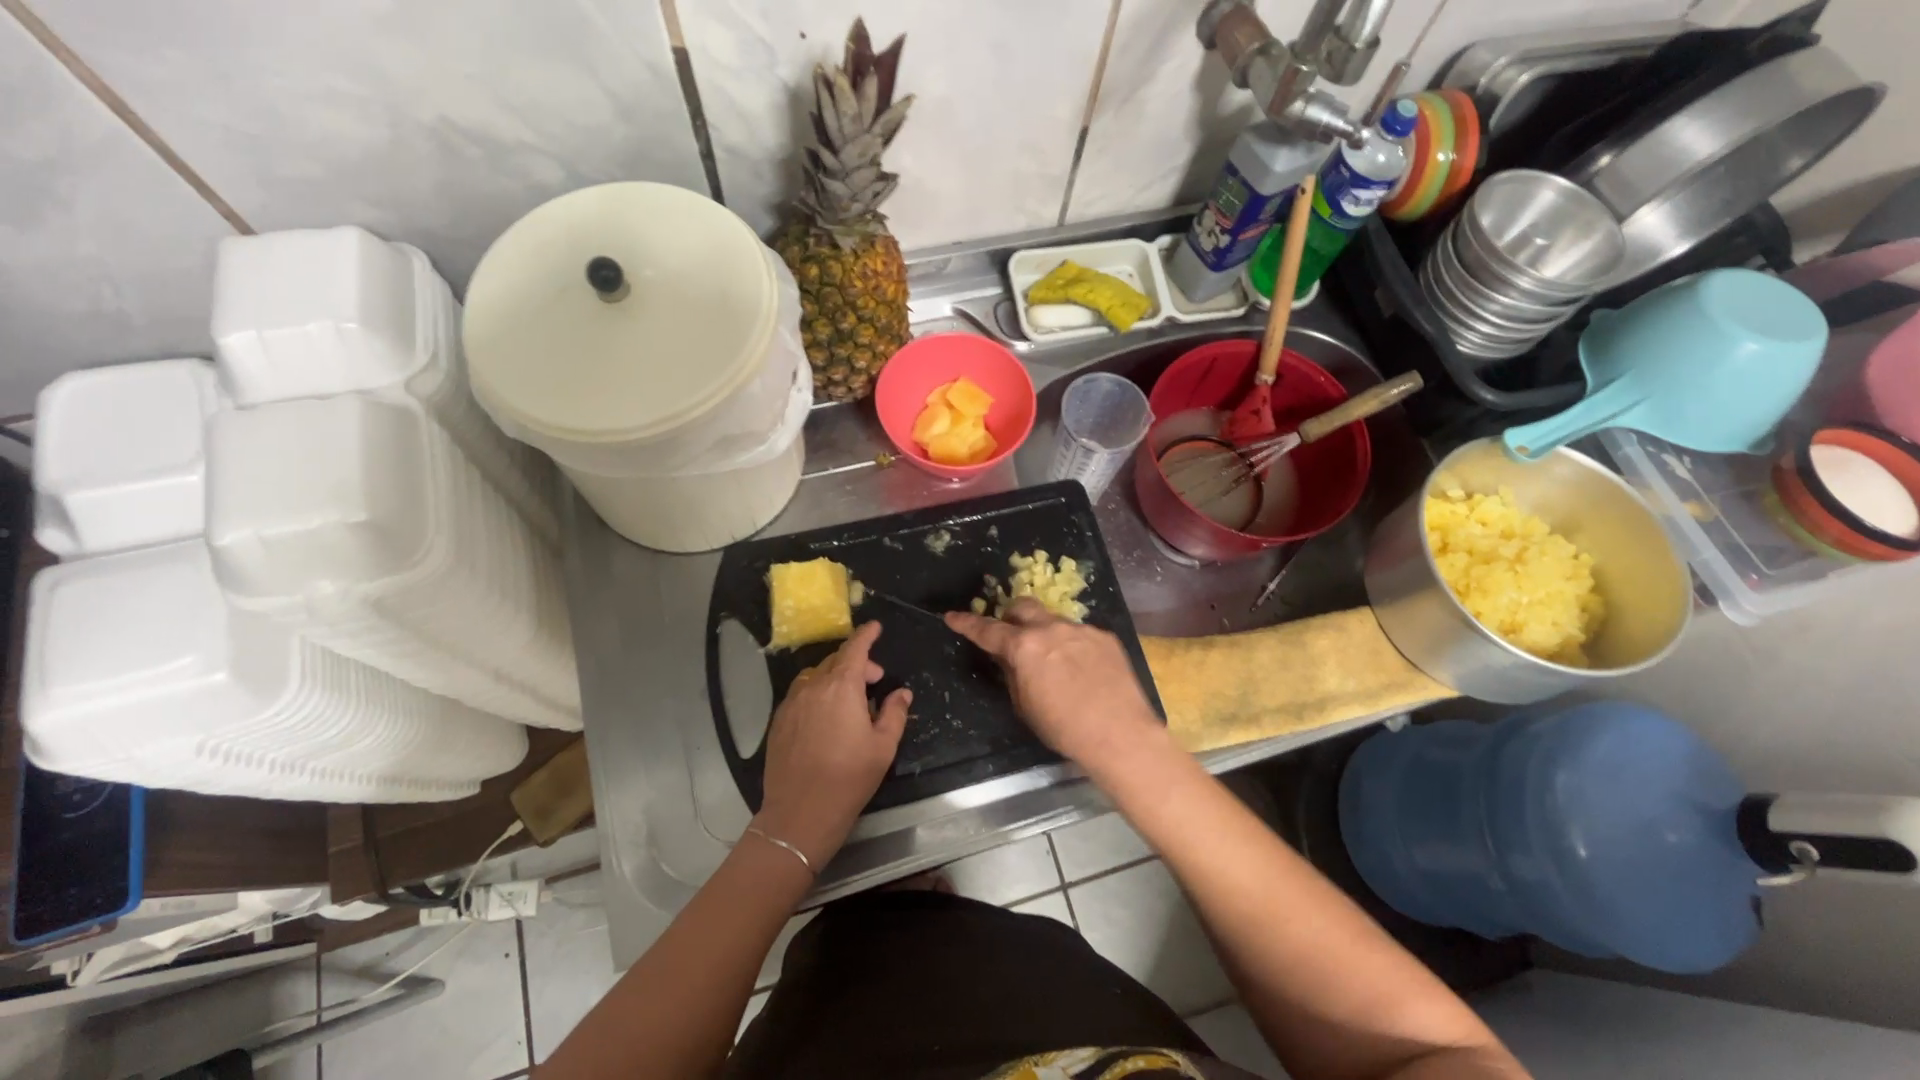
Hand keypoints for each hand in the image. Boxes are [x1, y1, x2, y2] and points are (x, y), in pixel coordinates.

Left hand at [756, 621, 911, 867]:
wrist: (800, 812)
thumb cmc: (849, 778)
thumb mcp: (883, 747)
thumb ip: (894, 713)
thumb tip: (901, 692)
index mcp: (841, 687)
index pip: (855, 649)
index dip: (866, 635)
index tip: (875, 627)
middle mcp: (813, 687)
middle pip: (835, 661)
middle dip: (856, 663)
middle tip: (874, 680)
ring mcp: (791, 704)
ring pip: (815, 677)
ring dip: (834, 678)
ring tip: (850, 700)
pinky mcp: (778, 722)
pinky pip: (800, 695)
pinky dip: (816, 694)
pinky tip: (826, 717)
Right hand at [944, 598, 1162, 772]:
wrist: (1119, 734)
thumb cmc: (1064, 728)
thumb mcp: (1024, 706)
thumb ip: (1012, 675)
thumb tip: (1008, 659)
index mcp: (1024, 647)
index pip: (988, 630)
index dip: (967, 623)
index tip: (952, 617)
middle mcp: (1051, 629)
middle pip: (1023, 607)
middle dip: (1011, 617)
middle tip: (1011, 636)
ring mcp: (1082, 630)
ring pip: (1054, 621)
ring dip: (1045, 634)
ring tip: (1054, 663)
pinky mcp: (1105, 637)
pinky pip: (1080, 635)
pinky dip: (1072, 646)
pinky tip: (1082, 671)